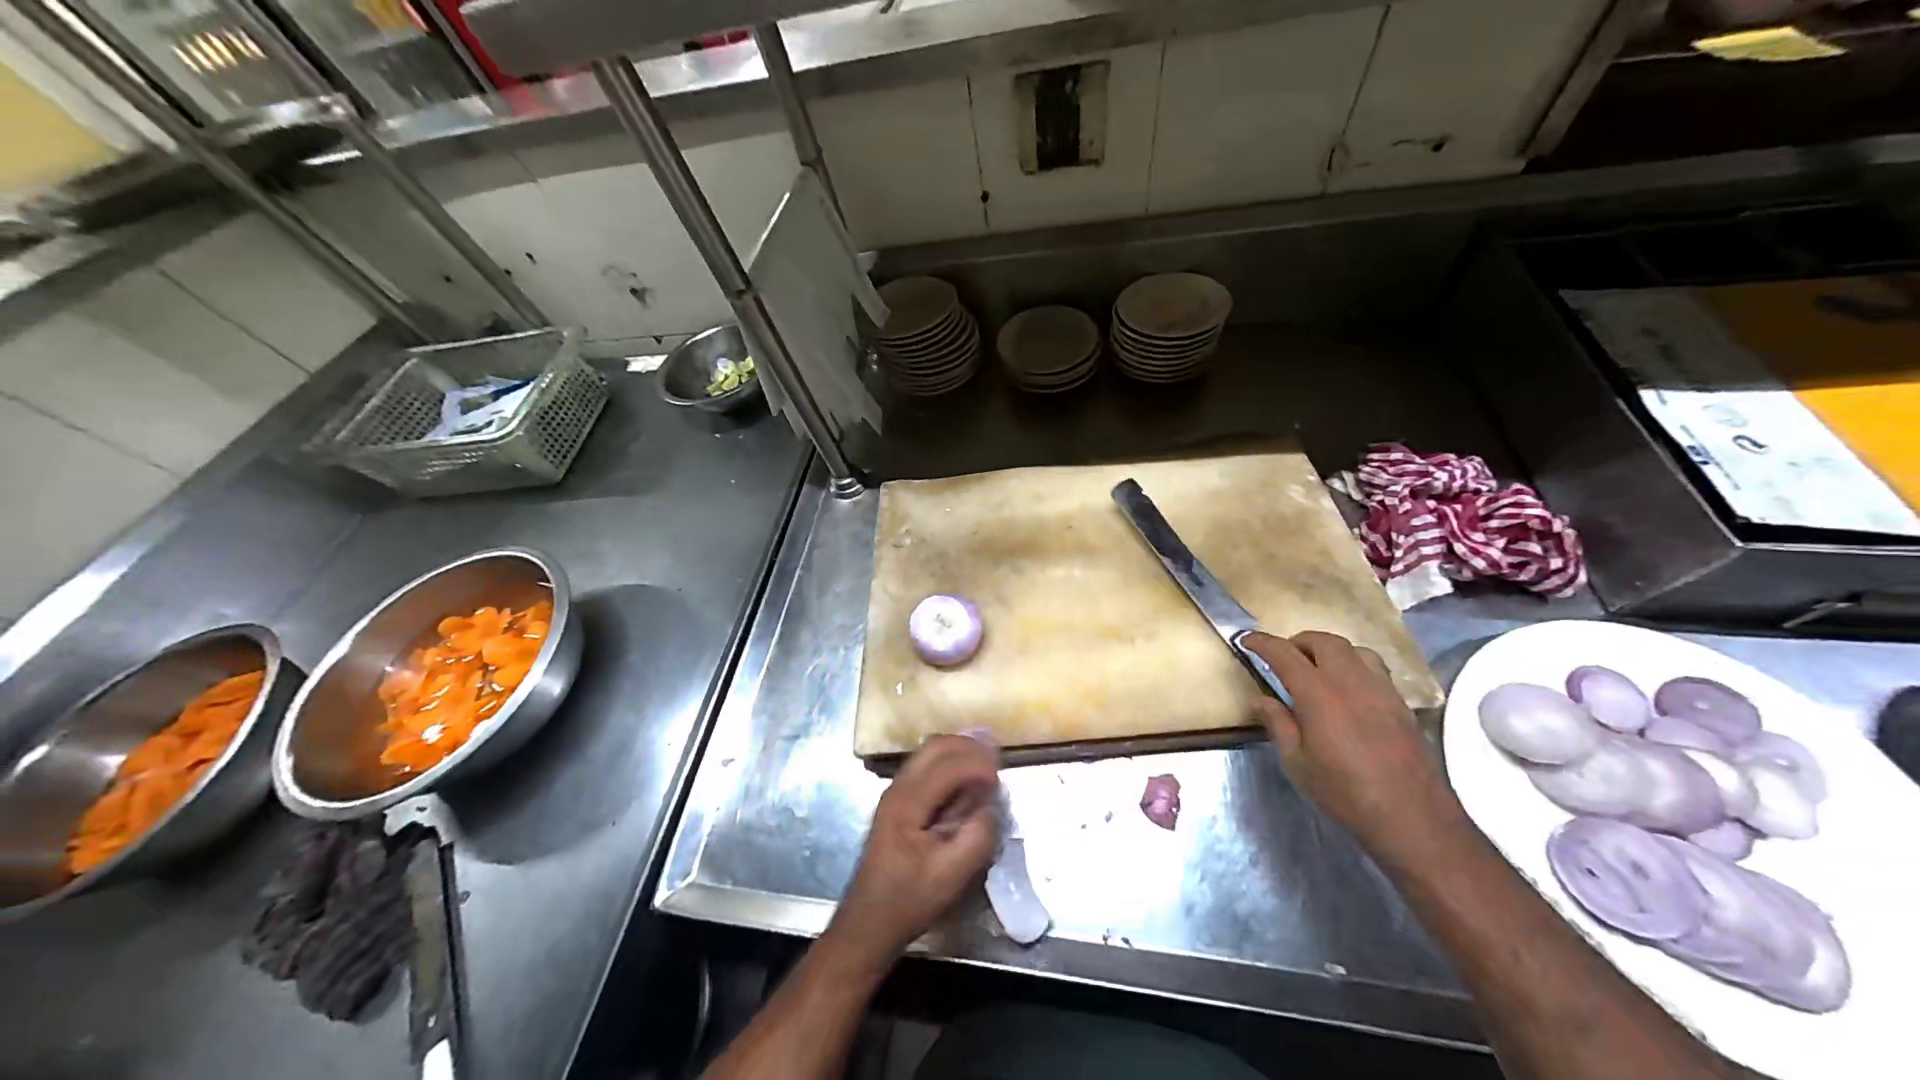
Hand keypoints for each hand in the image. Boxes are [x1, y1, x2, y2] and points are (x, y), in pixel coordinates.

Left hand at [827, 735, 999, 968]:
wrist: (869, 920)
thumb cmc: (909, 900)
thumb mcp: (951, 876)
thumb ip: (978, 836)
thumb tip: (991, 805)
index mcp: (907, 803)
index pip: (948, 764)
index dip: (978, 765)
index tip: (1000, 780)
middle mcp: (898, 787)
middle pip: (936, 746)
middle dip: (970, 748)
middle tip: (997, 763)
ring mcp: (896, 792)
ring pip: (931, 752)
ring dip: (961, 753)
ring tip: (987, 768)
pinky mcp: (900, 801)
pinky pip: (928, 767)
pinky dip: (952, 765)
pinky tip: (968, 783)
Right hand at [1244, 631, 1464, 861]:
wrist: (1411, 816)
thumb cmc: (1344, 792)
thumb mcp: (1296, 763)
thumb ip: (1278, 724)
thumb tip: (1262, 699)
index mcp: (1318, 694)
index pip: (1284, 654)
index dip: (1262, 643)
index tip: (1246, 639)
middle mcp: (1350, 681)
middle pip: (1322, 641)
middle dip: (1297, 642)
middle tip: (1282, 657)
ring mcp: (1380, 689)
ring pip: (1352, 649)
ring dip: (1328, 650)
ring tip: (1316, 668)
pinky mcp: (1400, 702)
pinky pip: (1374, 667)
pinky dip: (1353, 664)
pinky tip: (1347, 688)